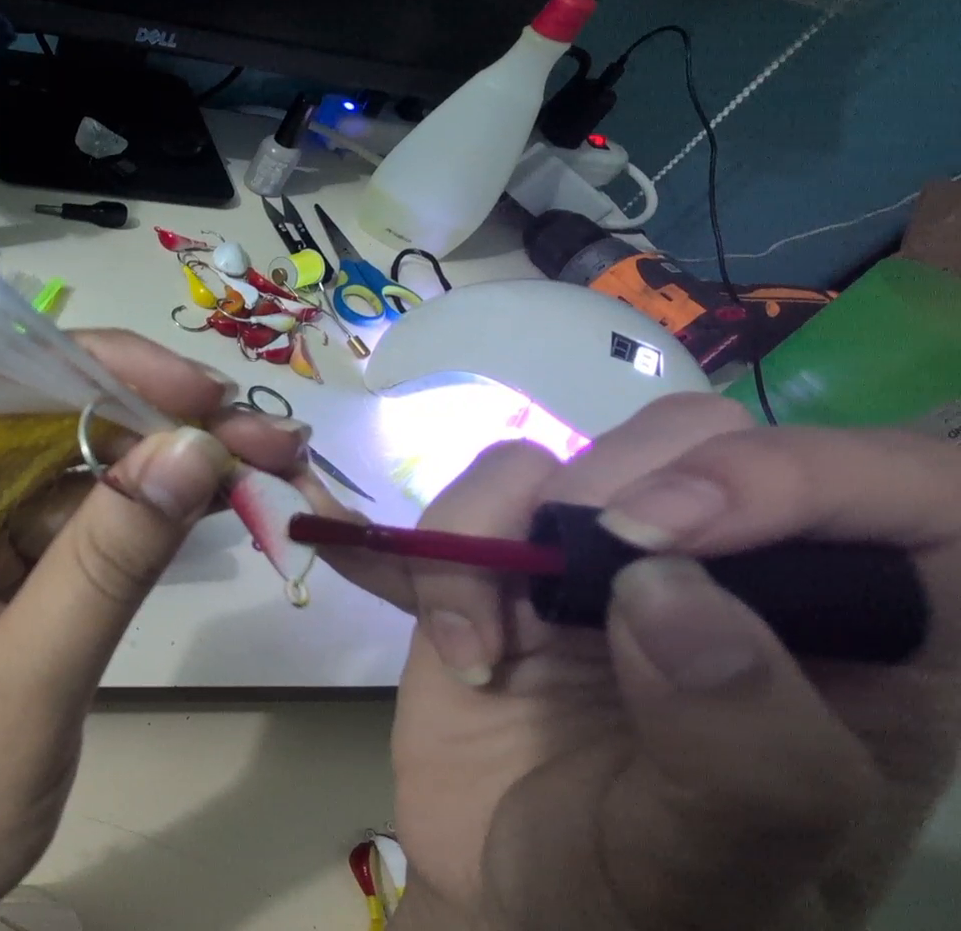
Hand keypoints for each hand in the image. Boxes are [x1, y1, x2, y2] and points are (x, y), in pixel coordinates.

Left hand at [0, 330, 330, 930]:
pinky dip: (142, 513)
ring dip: (161, 464)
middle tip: (263, 433)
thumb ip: (106, 563)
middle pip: (39, 424)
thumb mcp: (24, 691)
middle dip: (150, 419)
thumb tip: (192, 446)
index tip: (201, 393)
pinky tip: (209, 501)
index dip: (98, 374)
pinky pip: (72, 519)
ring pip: (68, 468)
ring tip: (263, 460)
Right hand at [327, 394, 960, 930]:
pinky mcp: (496, 577)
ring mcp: (595, 571)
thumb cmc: (651, 907)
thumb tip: (665, 584)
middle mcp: (727, 580)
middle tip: (562, 583)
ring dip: (486, 532)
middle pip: (690, 440)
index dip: (800, 474)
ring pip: (548, 462)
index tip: (671, 531)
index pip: (906, 496)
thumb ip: (743, 746)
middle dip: (611, 490)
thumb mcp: (728, 866)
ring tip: (472, 645)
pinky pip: (454, 512)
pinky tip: (432, 636)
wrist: (511, 904)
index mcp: (860, 644)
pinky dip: (418, 554)